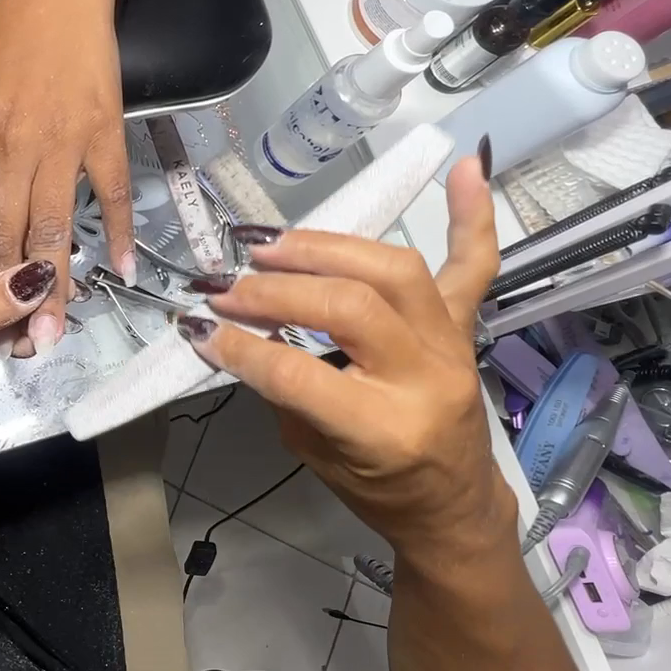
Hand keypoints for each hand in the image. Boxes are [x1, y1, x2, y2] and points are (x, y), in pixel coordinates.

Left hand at [0, 0, 132, 356]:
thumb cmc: (5, 44)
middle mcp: (9, 151)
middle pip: (5, 241)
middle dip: (7, 302)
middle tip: (16, 347)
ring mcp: (59, 142)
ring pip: (54, 229)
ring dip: (56, 286)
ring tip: (58, 330)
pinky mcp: (103, 130)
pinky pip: (109, 192)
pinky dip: (116, 231)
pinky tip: (120, 267)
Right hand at [179, 158, 508, 559]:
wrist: (451, 502)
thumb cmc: (374, 487)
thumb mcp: (309, 448)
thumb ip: (280, 386)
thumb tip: (233, 328)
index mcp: (382, 429)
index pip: (297, 374)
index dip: (238, 347)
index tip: (196, 327)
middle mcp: (425, 378)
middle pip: (348, 308)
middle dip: (276, 291)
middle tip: (226, 287)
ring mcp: (451, 344)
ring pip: (392, 271)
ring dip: (323, 250)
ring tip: (269, 246)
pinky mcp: (464, 325)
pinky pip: (475, 265)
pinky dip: (472, 214)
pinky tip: (465, 168)